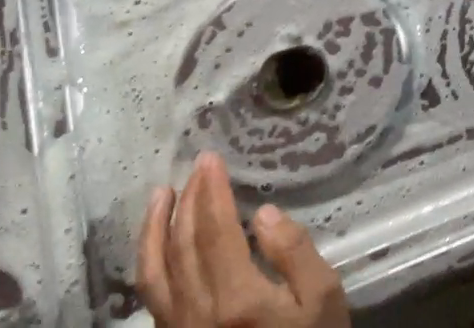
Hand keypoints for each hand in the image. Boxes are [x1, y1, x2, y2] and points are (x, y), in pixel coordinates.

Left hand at [136, 151, 349, 327]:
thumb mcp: (323, 297)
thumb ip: (295, 253)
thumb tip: (265, 214)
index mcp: (237, 299)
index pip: (215, 233)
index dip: (211, 193)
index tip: (211, 160)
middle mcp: (197, 314)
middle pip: (181, 247)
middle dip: (187, 201)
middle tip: (196, 167)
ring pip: (153, 274)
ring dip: (154, 230)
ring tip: (160, 196)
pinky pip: (152, 297)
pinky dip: (150, 262)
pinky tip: (158, 245)